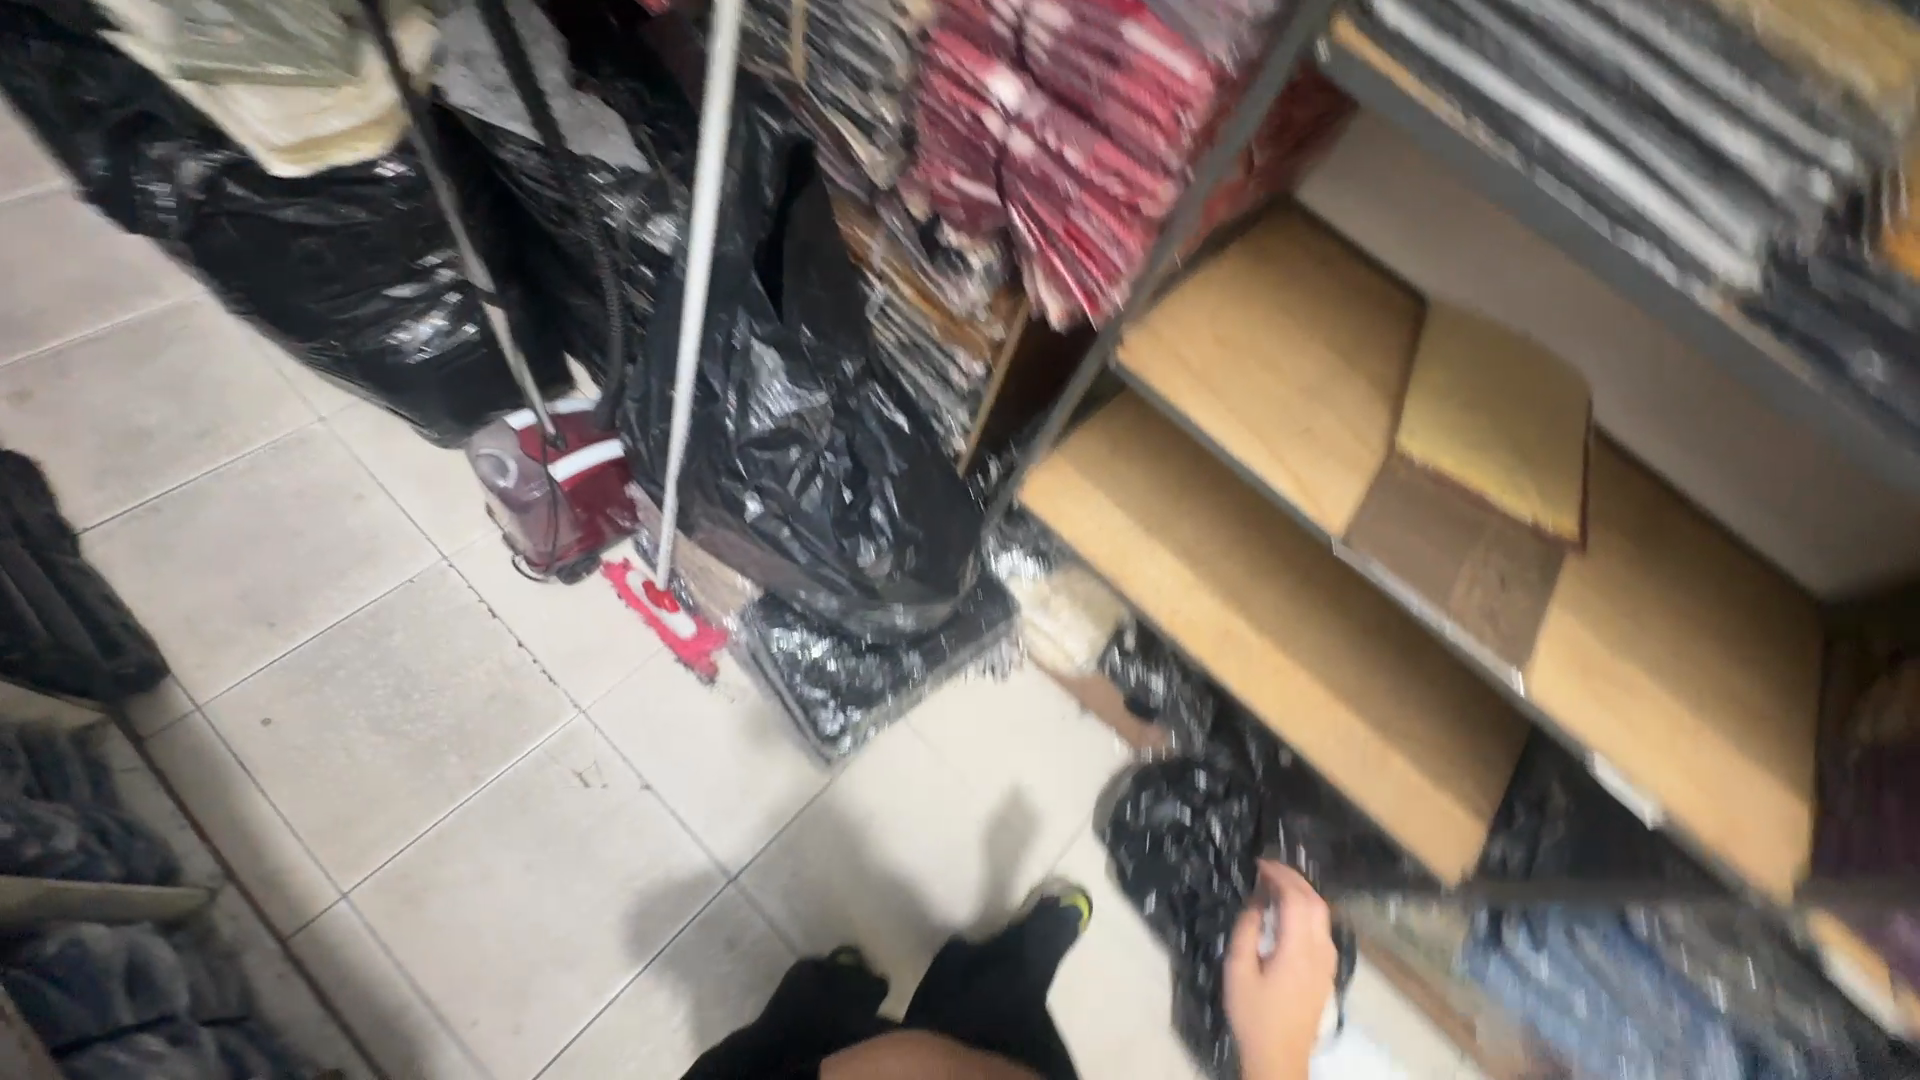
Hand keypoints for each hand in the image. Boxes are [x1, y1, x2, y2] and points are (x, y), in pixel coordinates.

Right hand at [1224, 861, 1335, 1079]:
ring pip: (1324, 917)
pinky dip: (1309, 910)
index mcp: (1297, 952)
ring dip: (1304, 893)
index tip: (1259, 865)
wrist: (1278, 1058)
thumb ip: (1247, 931)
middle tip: (1269, 868)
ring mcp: (1326, 965)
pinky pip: (1323, 931)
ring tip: (1278, 884)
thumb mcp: (1238, 970)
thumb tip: (1257, 903)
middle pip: (1316, 904)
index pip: (1296, 901)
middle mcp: (1318, 954)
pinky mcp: (1325, 974)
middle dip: (1294, 879)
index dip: (1279, 877)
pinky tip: (1291, 912)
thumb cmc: (1253, 1014)